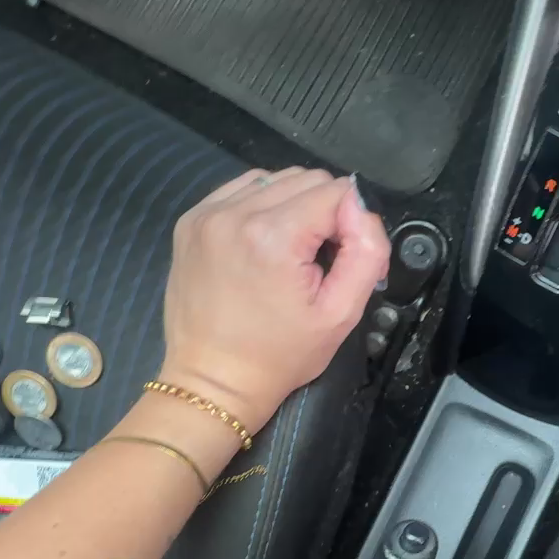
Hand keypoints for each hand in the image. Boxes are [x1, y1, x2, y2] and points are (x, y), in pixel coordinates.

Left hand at [158, 167, 390, 430]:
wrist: (214, 379)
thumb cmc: (281, 355)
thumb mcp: (342, 314)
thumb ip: (366, 253)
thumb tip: (362, 211)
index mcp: (274, 236)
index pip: (336, 191)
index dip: (352, 222)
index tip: (342, 260)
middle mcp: (234, 213)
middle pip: (307, 178)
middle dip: (326, 212)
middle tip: (321, 259)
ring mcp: (207, 214)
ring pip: (275, 179)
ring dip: (296, 205)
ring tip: (292, 251)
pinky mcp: (192, 220)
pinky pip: (243, 189)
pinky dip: (264, 206)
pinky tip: (266, 242)